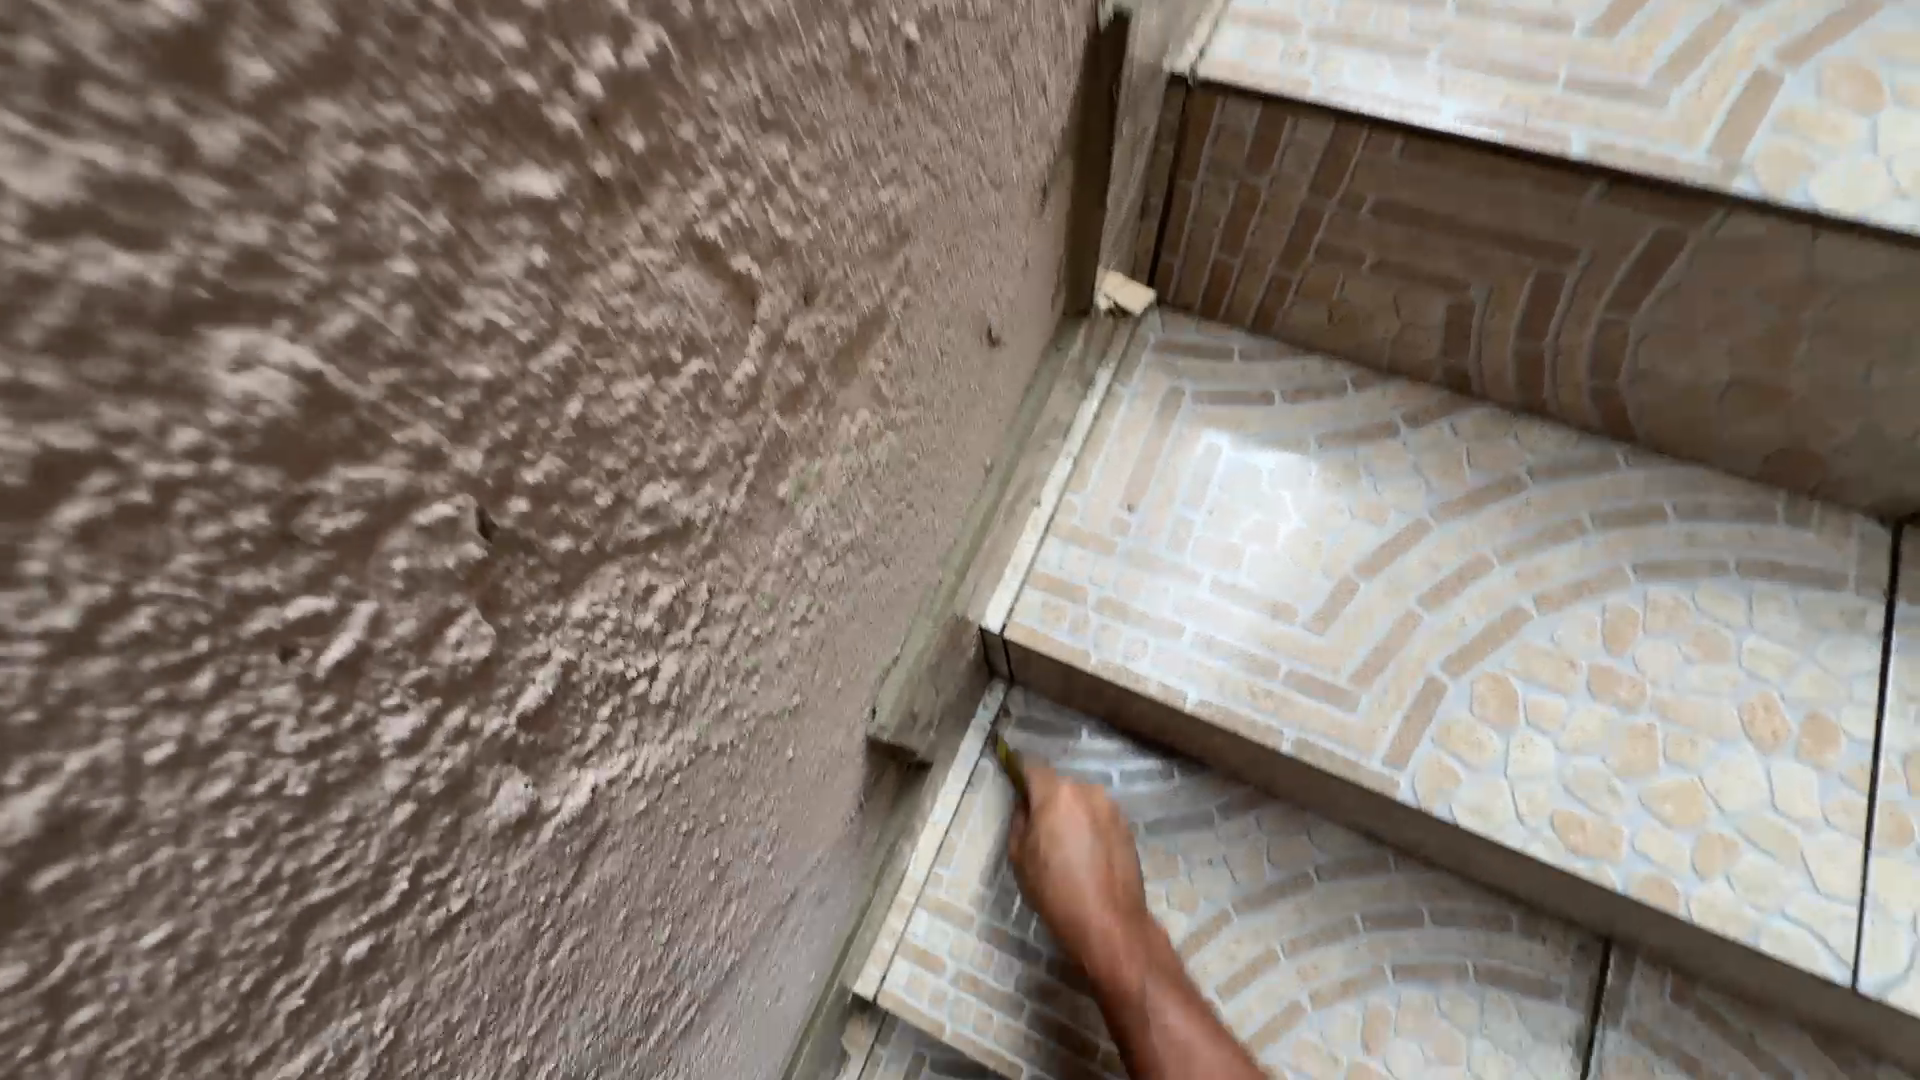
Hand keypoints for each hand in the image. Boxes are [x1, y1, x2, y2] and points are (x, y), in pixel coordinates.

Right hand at [1007, 762, 1155, 979]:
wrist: (1109, 922)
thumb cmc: (1055, 889)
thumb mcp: (1019, 855)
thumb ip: (1019, 819)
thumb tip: (1025, 804)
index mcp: (1056, 792)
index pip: (1031, 766)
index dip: (1019, 771)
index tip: (1012, 778)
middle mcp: (1086, 790)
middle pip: (1059, 785)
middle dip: (1047, 798)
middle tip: (1039, 826)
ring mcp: (1111, 807)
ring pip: (1081, 801)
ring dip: (1071, 813)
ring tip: (1066, 845)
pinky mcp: (1127, 826)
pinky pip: (1099, 817)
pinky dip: (1089, 826)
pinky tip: (1087, 854)